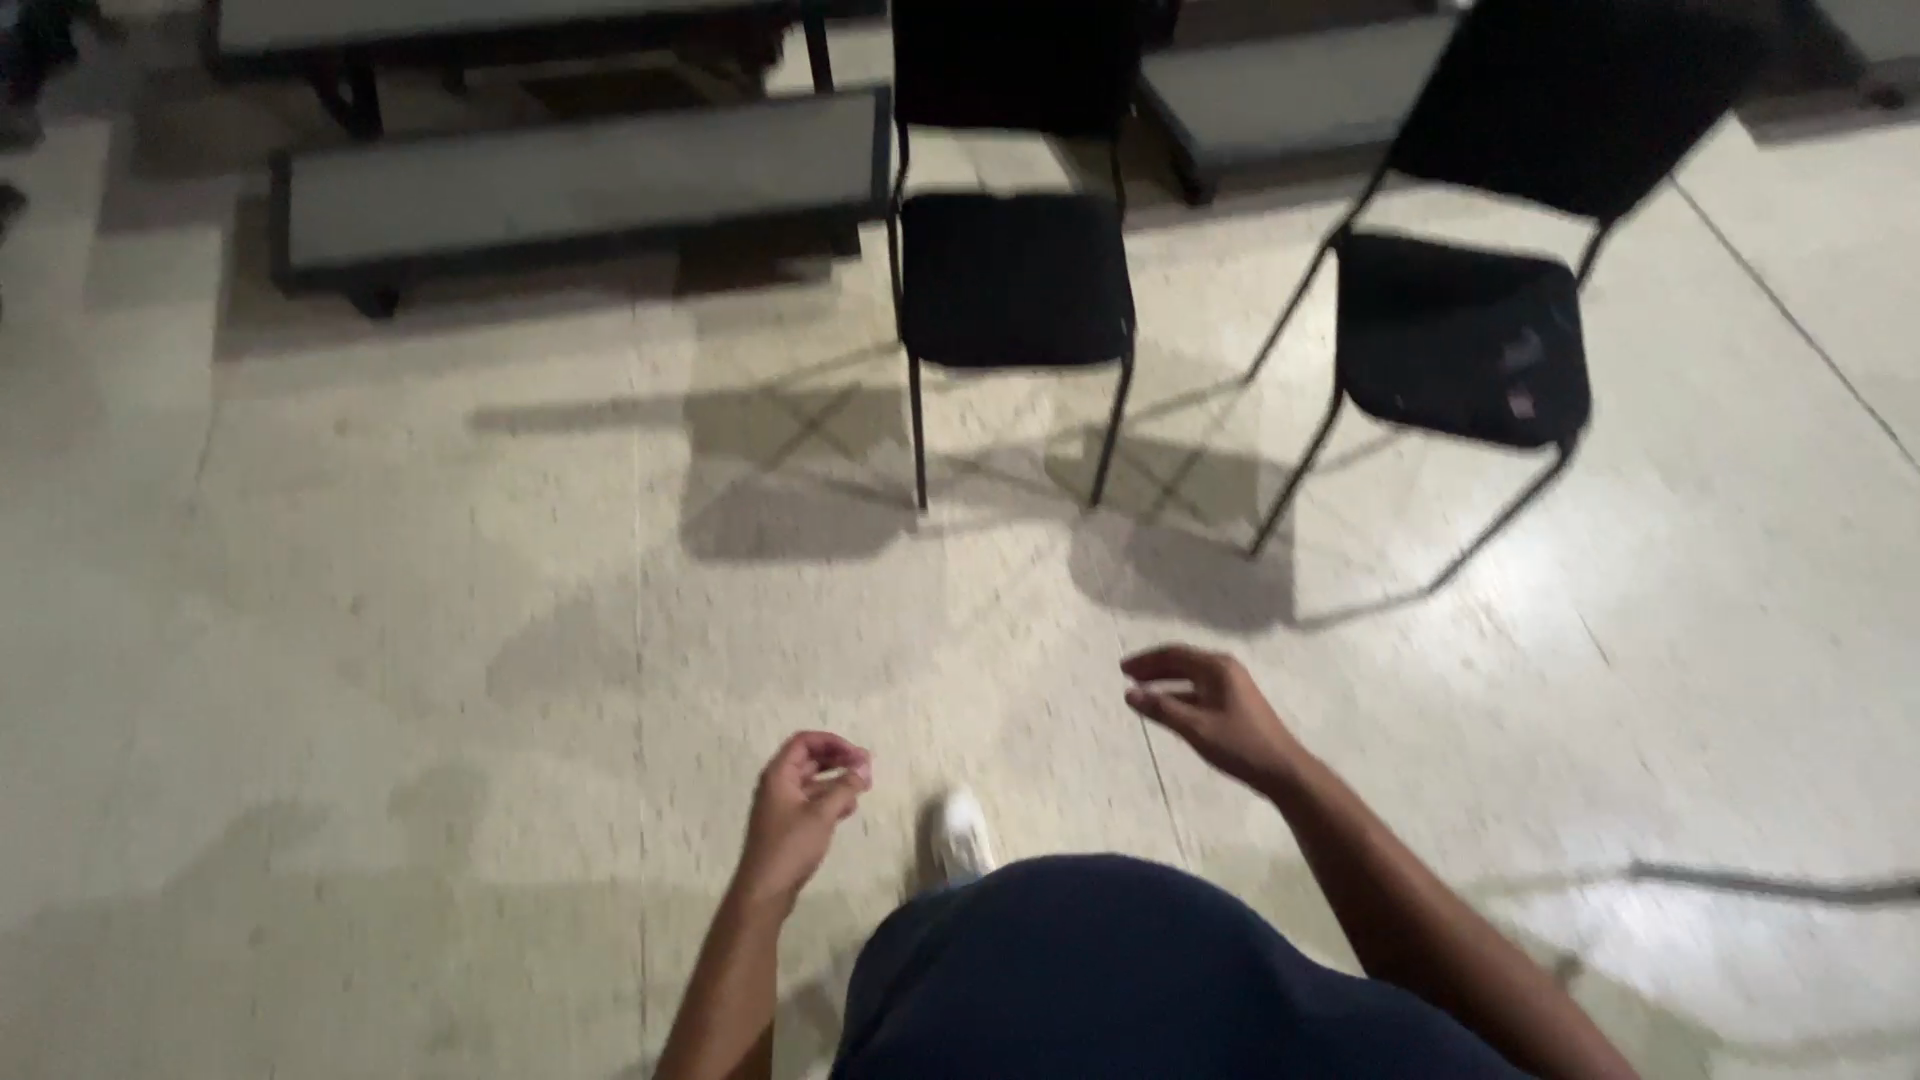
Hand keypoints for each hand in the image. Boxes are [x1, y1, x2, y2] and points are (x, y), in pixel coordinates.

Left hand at [731, 732, 872, 910]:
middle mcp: (778, 784)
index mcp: (779, 774)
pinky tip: (849, 808)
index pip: (805, 741)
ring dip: (838, 780)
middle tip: (866, 766)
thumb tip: (864, 767)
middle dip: (838, 759)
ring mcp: (782, 805)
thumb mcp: (822, 814)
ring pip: (813, 781)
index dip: (832, 742)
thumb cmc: (790, 846)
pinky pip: (812, 801)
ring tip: (863, 788)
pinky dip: (831, 799)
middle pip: (810, 759)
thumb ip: (845, 787)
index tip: (855, 754)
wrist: (764, 891)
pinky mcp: (788, 824)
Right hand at [1123, 645, 1309, 792]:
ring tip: (1141, 691)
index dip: (1145, 660)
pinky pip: (1198, 691)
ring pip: (1189, 677)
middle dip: (1153, 669)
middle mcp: (1224, 670)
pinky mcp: (1234, 703)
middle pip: (1181, 662)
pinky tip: (1166, 708)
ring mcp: (1231, 686)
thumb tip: (1128, 694)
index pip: (1173, 654)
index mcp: (1216, 667)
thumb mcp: (1195, 728)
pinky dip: (1179, 696)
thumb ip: (1161, 709)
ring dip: (1164, 683)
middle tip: (1127, 677)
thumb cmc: (1239, 745)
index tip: (1122, 670)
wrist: (1283, 770)